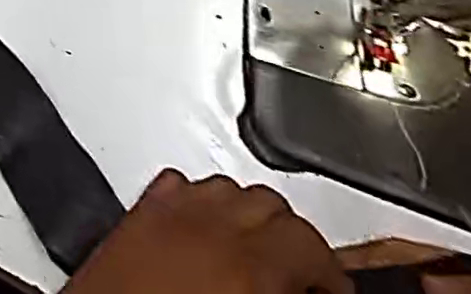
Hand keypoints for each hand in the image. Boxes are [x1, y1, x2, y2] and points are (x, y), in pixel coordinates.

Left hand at [64, 171, 351, 293]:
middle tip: (298, 279)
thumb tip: (305, 288)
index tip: (332, 291)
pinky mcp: (138, 210)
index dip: (329, 272)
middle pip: (268, 203)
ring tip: (253, 256)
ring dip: (245, 215)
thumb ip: (283, 288)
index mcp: (244, 263)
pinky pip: (179, 187)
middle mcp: (205, 224)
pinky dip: (198, 203)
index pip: (308, 241)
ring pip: (224, 187)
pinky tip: (203, 233)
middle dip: (291, 238)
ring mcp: (167, 210)